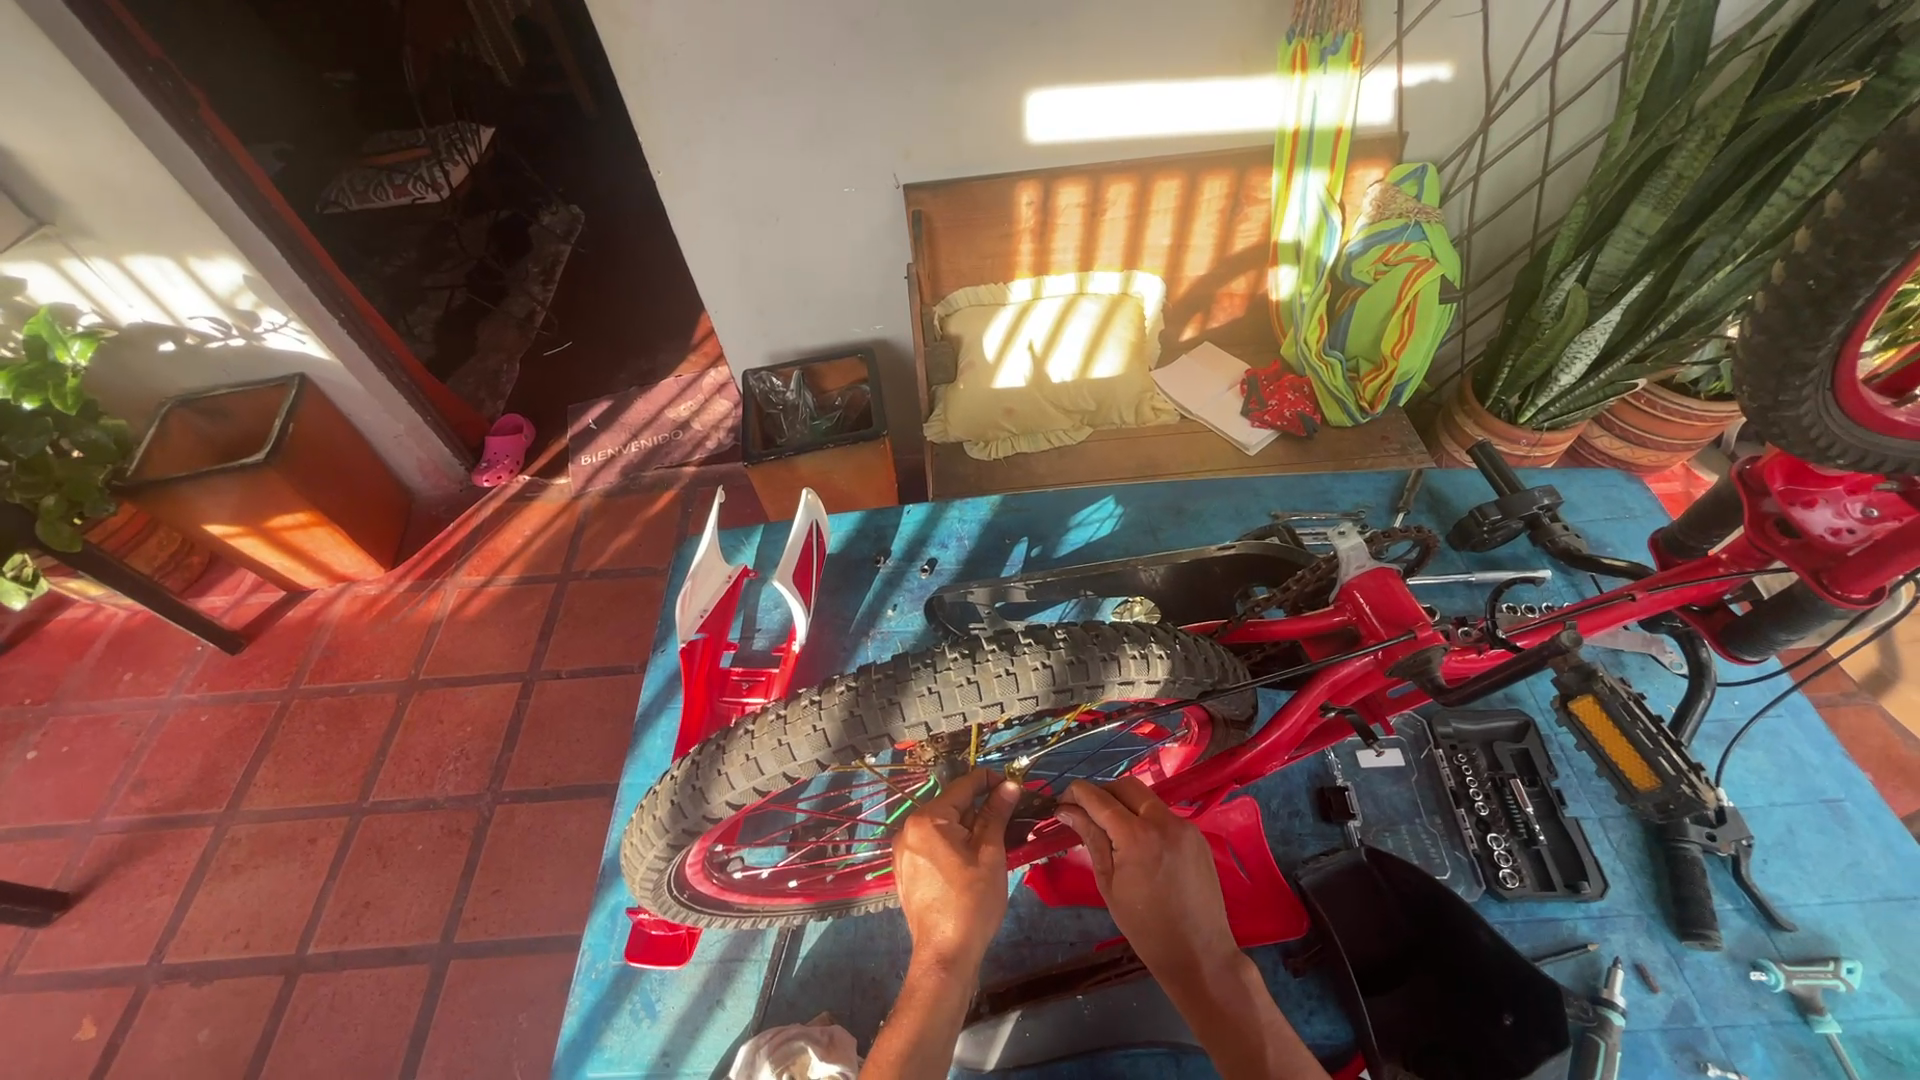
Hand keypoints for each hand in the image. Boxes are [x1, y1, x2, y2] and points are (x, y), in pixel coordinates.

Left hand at [891, 767, 1020, 970]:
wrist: (946, 955)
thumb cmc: (971, 902)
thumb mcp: (990, 853)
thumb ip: (996, 814)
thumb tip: (1010, 786)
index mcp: (927, 819)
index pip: (963, 786)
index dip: (991, 781)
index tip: (1014, 786)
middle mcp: (908, 828)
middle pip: (952, 806)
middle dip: (982, 809)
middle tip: (1011, 818)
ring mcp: (904, 851)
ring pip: (943, 827)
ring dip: (970, 828)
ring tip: (997, 840)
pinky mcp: (907, 870)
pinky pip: (933, 845)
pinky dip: (955, 844)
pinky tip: (974, 859)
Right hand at [1055, 777, 1240, 984]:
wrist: (1199, 953)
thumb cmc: (1145, 927)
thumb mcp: (1108, 883)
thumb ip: (1091, 839)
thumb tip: (1067, 811)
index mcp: (1137, 836)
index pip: (1099, 798)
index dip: (1076, 794)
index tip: (1061, 803)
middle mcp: (1164, 822)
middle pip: (1126, 786)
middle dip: (1102, 792)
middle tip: (1085, 812)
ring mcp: (1185, 827)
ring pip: (1147, 798)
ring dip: (1125, 804)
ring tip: (1110, 829)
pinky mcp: (1197, 836)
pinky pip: (1164, 815)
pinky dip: (1146, 819)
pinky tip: (1138, 843)